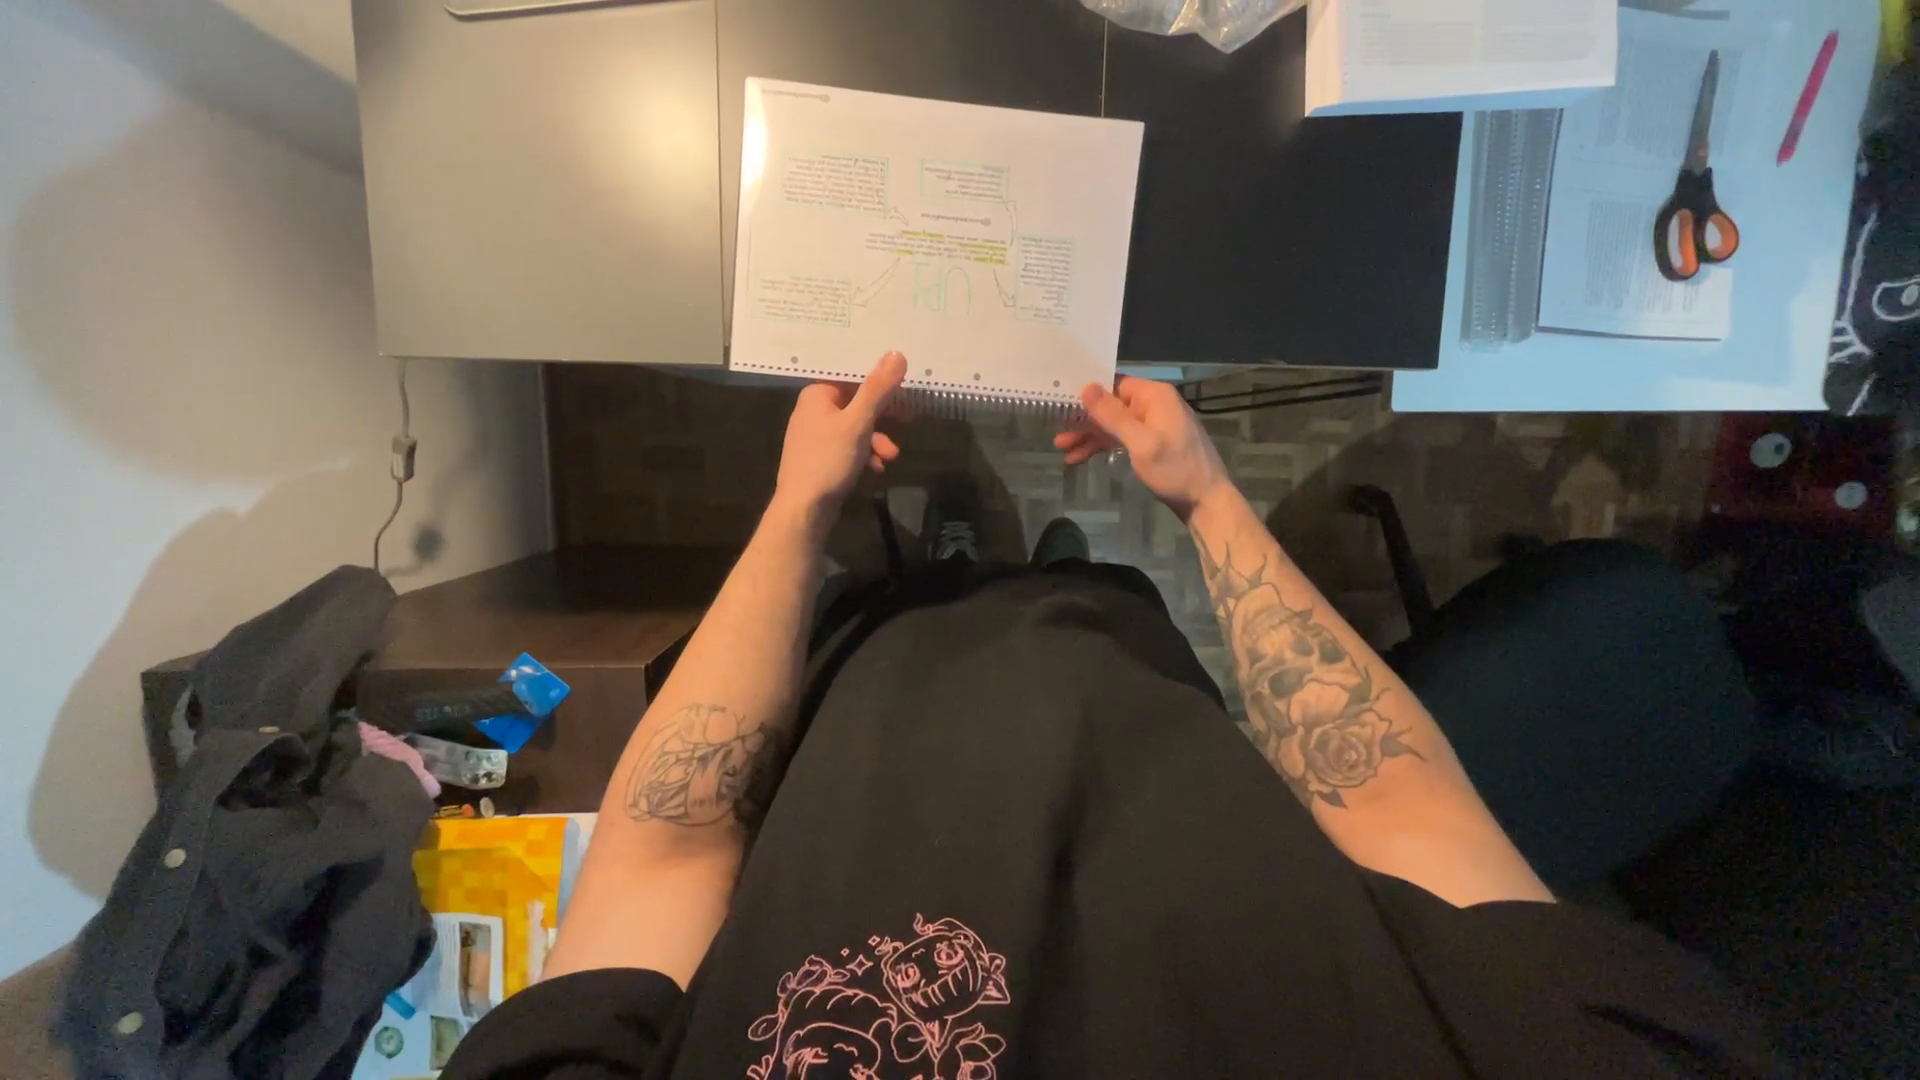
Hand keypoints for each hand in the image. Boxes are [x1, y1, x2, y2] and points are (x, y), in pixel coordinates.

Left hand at [772, 352, 906, 522]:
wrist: (804, 508)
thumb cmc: (828, 460)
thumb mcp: (858, 422)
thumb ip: (877, 389)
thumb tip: (896, 354)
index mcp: (817, 395)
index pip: (852, 377)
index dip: (879, 382)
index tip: (903, 389)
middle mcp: (813, 410)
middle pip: (856, 403)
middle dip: (882, 416)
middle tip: (906, 419)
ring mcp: (815, 436)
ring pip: (855, 428)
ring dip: (877, 439)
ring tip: (890, 457)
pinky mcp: (820, 458)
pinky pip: (848, 447)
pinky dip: (864, 454)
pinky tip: (876, 468)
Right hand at [1056, 376, 1233, 519]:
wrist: (1205, 500)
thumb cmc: (1175, 469)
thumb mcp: (1141, 443)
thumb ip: (1114, 416)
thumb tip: (1087, 387)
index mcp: (1154, 396)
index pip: (1115, 384)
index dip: (1089, 393)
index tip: (1062, 401)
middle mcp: (1153, 405)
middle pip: (1111, 406)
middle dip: (1084, 420)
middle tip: (1058, 433)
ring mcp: (1152, 425)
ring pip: (1113, 425)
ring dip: (1088, 436)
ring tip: (1062, 449)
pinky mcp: (1150, 444)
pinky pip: (1120, 439)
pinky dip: (1101, 447)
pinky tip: (1079, 459)